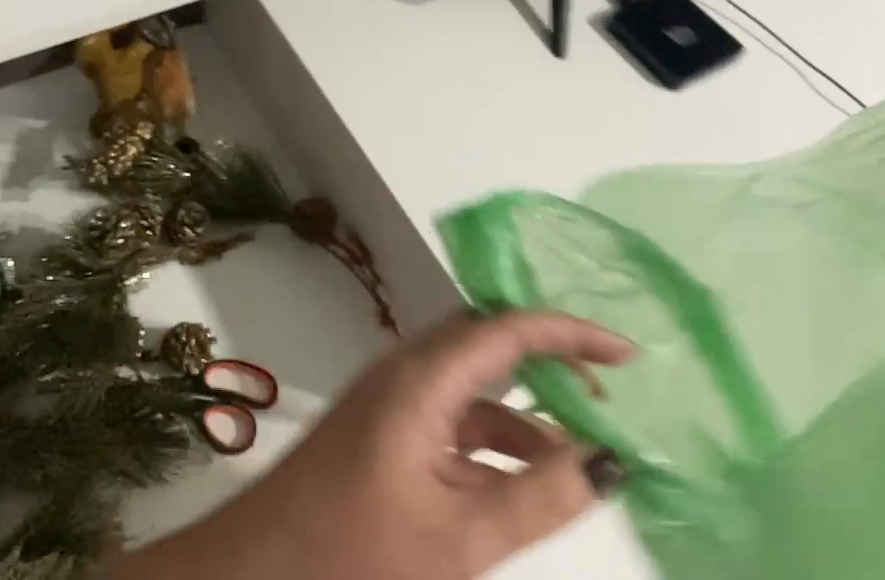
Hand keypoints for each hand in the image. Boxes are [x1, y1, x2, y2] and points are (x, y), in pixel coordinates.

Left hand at [112, 310, 635, 579]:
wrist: (255, 570)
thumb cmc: (354, 552)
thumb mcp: (462, 539)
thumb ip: (540, 497)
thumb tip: (611, 459)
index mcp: (421, 380)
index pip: (507, 329)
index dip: (571, 332)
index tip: (628, 355)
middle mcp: (405, 373)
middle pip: (488, 343)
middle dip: (550, 361)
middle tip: (608, 391)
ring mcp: (391, 400)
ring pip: (471, 386)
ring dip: (525, 411)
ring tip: (584, 448)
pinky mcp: (383, 430)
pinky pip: (451, 419)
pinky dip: (493, 441)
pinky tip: (526, 480)